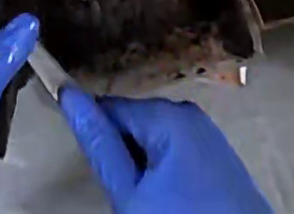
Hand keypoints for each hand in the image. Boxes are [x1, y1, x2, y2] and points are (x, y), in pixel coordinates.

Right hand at [60, 91, 272, 213]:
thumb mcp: (131, 199)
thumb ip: (99, 144)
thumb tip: (67, 92)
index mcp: (169, 117)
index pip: (109, 108)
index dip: (98, 141)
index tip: (102, 180)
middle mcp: (192, 116)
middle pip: (134, 125)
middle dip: (126, 160)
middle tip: (134, 205)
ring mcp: (213, 140)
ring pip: (156, 145)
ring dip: (147, 174)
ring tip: (154, 211)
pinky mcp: (227, 165)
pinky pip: (180, 159)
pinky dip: (170, 182)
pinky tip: (177, 213)